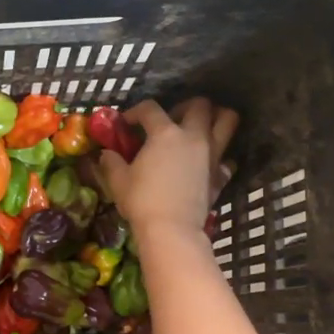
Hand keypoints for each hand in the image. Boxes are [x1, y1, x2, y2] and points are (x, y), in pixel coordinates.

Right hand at [96, 97, 237, 238]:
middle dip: (185, 106)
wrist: (171, 229)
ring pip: (227, 121)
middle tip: (173, 118)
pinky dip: (220, 156)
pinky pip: (227, 157)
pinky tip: (207, 163)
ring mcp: (212, 154)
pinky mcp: (221, 174)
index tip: (127, 122)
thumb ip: (111, 162)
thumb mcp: (118, 181)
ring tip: (202, 127)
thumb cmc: (142, 201)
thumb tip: (106, 153)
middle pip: (200, 105)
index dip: (136, 111)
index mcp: (165, 134)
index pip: (150, 108)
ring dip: (217, 117)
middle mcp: (193, 136)